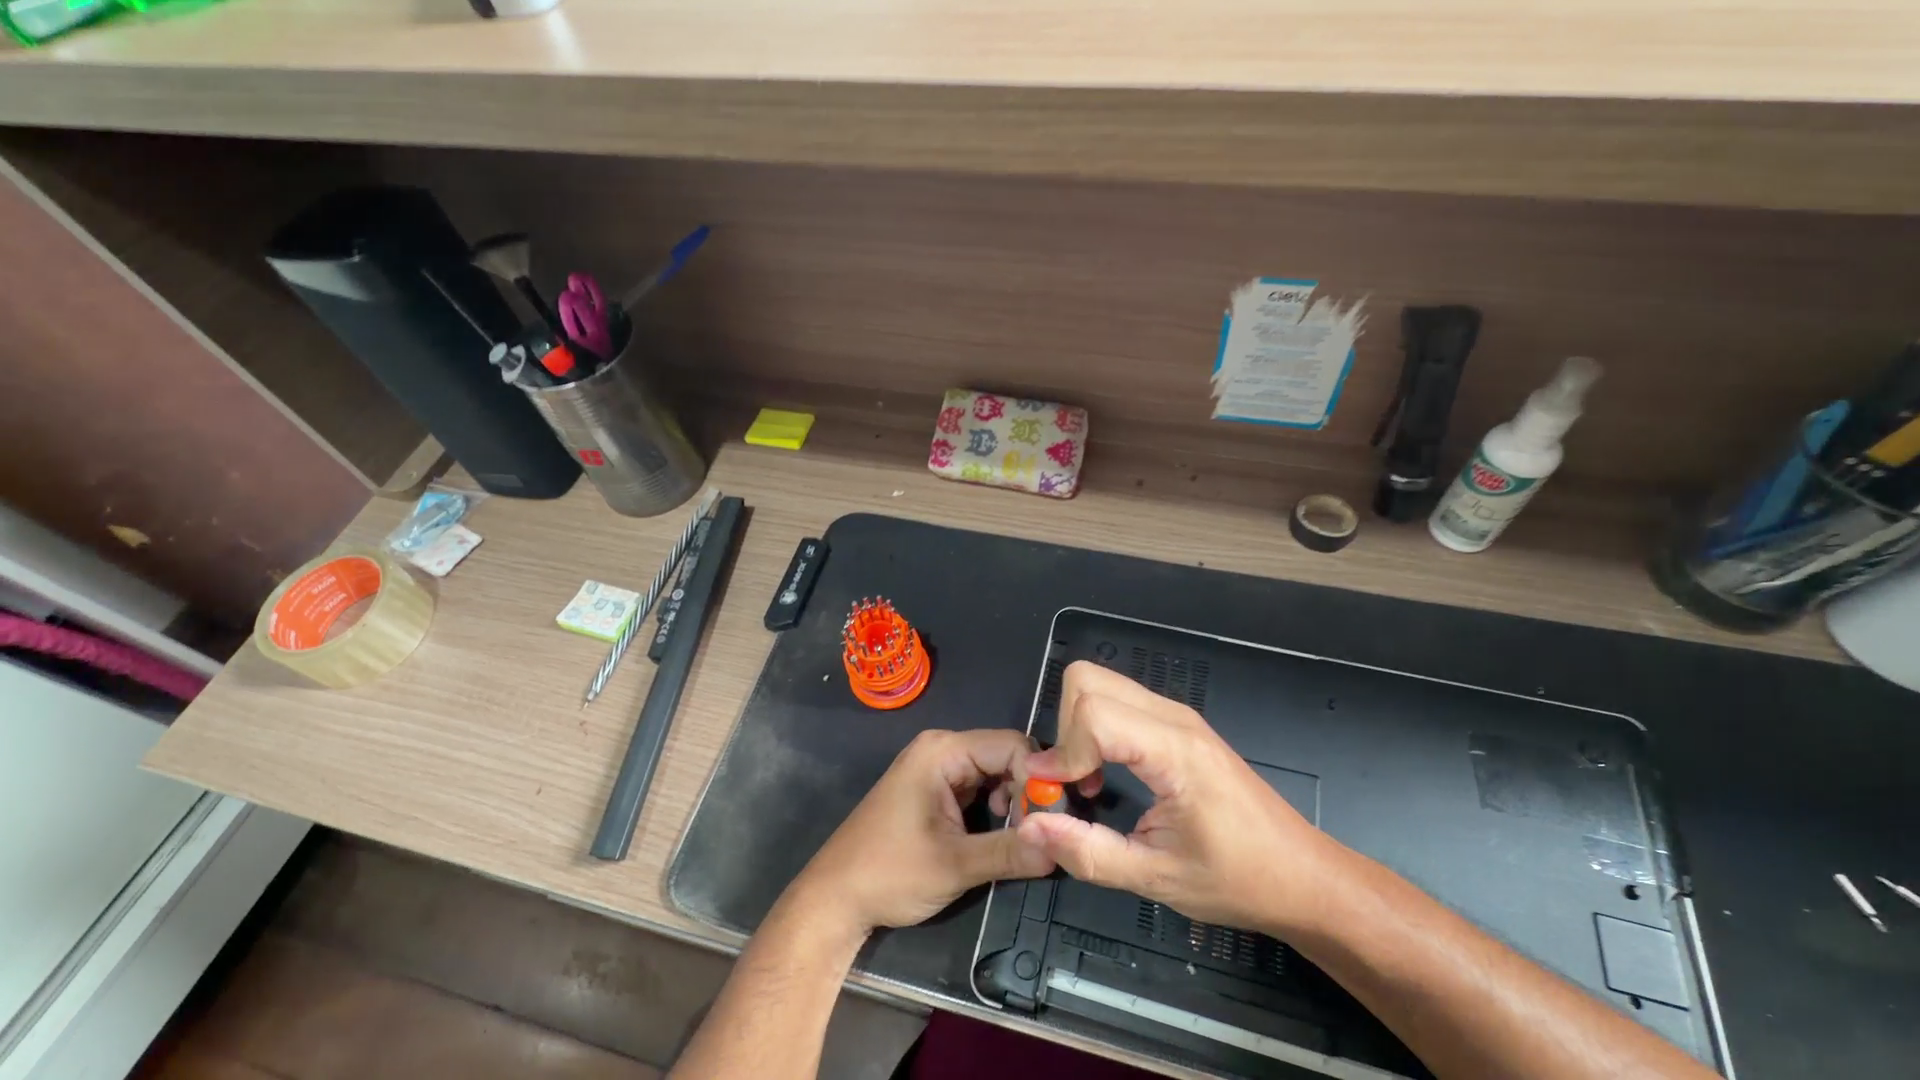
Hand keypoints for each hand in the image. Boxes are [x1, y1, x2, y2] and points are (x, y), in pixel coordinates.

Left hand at [788, 729, 1056, 934]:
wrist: (835, 899)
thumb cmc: (889, 874)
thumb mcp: (955, 865)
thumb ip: (1010, 851)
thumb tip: (1063, 847)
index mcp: (943, 752)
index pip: (1013, 746)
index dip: (1039, 779)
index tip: (1055, 820)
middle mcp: (942, 750)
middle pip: (1007, 757)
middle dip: (1029, 792)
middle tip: (1044, 833)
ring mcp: (937, 770)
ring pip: (997, 774)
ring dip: (1015, 804)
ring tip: (1024, 839)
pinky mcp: (936, 792)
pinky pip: (981, 789)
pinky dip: (998, 811)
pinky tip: (1003, 837)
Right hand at [1017, 661, 1350, 936]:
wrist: (1301, 875)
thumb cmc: (1239, 880)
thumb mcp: (1156, 878)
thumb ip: (1087, 853)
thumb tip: (1031, 827)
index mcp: (1176, 752)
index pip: (1094, 713)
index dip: (1063, 752)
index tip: (1056, 795)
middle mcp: (1175, 719)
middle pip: (1088, 680)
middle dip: (1063, 727)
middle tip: (1069, 781)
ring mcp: (1178, 717)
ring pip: (1100, 684)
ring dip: (1077, 727)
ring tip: (1085, 781)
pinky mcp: (1178, 726)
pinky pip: (1118, 702)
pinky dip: (1095, 728)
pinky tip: (1104, 775)